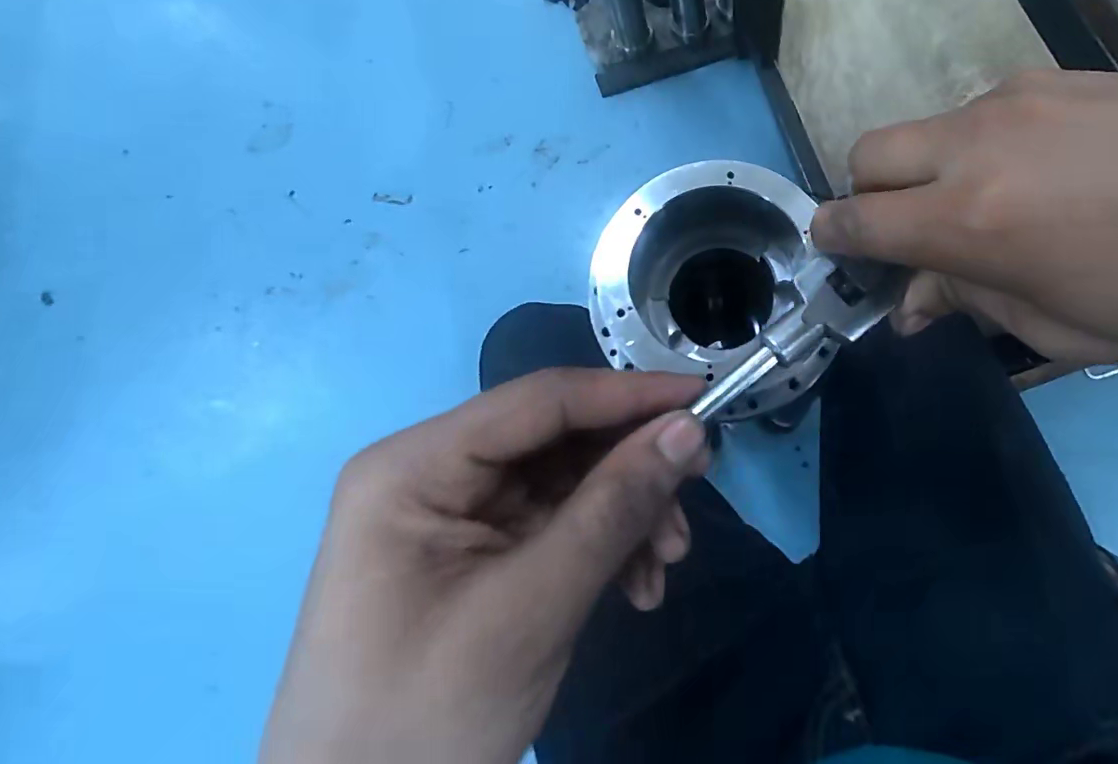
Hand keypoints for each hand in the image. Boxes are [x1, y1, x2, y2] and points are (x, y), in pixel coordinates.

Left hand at [260, 369, 710, 763]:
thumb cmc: (424, 723)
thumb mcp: (532, 608)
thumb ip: (615, 508)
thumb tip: (689, 429)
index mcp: (415, 466)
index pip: (542, 401)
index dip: (627, 393)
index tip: (702, 395)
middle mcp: (436, 471)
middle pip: (561, 437)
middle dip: (633, 466)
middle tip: (699, 482)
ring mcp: (459, 510)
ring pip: (572, 477)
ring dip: (630, 511)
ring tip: (668, 562)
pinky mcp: (484, 547)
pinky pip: (564, 518)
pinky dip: (610, 543)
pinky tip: (639, 586)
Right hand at [810, 66, 1117, 369]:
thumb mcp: (1074, 329)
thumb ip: (977, 304)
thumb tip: (919, 298)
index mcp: (971, 218)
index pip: (856, 218)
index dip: (833, 240)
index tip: (838, 258)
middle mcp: (975, 143)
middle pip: (868, 152)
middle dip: (868, 196)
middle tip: (912, 239)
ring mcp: (1019, 97)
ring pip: (930, 130)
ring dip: (932, 172)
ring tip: (1001, 214)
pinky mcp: (1064, 74)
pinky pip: (988, 114)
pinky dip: (986, 149)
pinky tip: (1055, 177)